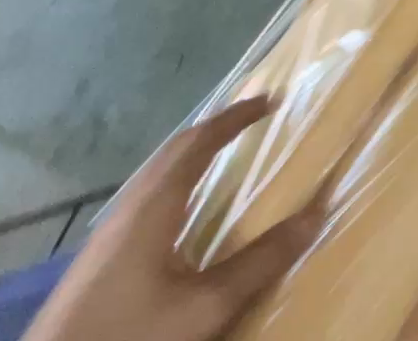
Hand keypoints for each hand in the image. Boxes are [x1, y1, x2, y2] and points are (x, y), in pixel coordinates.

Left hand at [25, 97, 323, 340]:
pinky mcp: (101, 260)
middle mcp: (128, 211)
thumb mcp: (204, 306)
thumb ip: (260, 262)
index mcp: (152, 209)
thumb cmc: (128, 334)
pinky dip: (181, 179)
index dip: (234, 118)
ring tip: (228, 152)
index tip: (270, 100)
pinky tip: (190, 209)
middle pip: (173, 153)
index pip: (197, 144)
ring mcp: (109, 236)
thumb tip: (317, 214)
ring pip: (157, 175)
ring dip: (195, 153)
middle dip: (216, 128)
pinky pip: (149, 197)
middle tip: (255, 119)